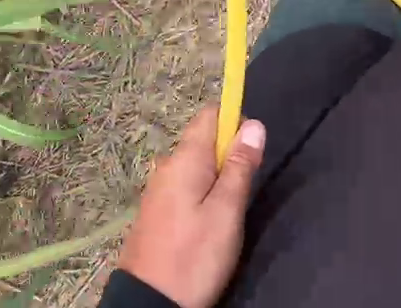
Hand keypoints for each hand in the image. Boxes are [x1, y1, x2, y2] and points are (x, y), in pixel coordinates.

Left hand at [116, 108, 265, 307]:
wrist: (147, 307)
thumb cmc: (193, 256)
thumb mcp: (227, 211)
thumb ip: (240, 166)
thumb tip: (253, 123)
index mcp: (185, 158)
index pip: (210, 114)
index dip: (235, 122)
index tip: (250, 152)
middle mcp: (167, 165)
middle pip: (203, 140)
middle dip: (227, 155)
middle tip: (241, 191)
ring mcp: (157, 190)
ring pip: (194, 167)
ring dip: (214, 179)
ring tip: (226, 213)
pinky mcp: (154, 213)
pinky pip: (183, 187)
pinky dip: (199, 195)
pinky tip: (205, 226)